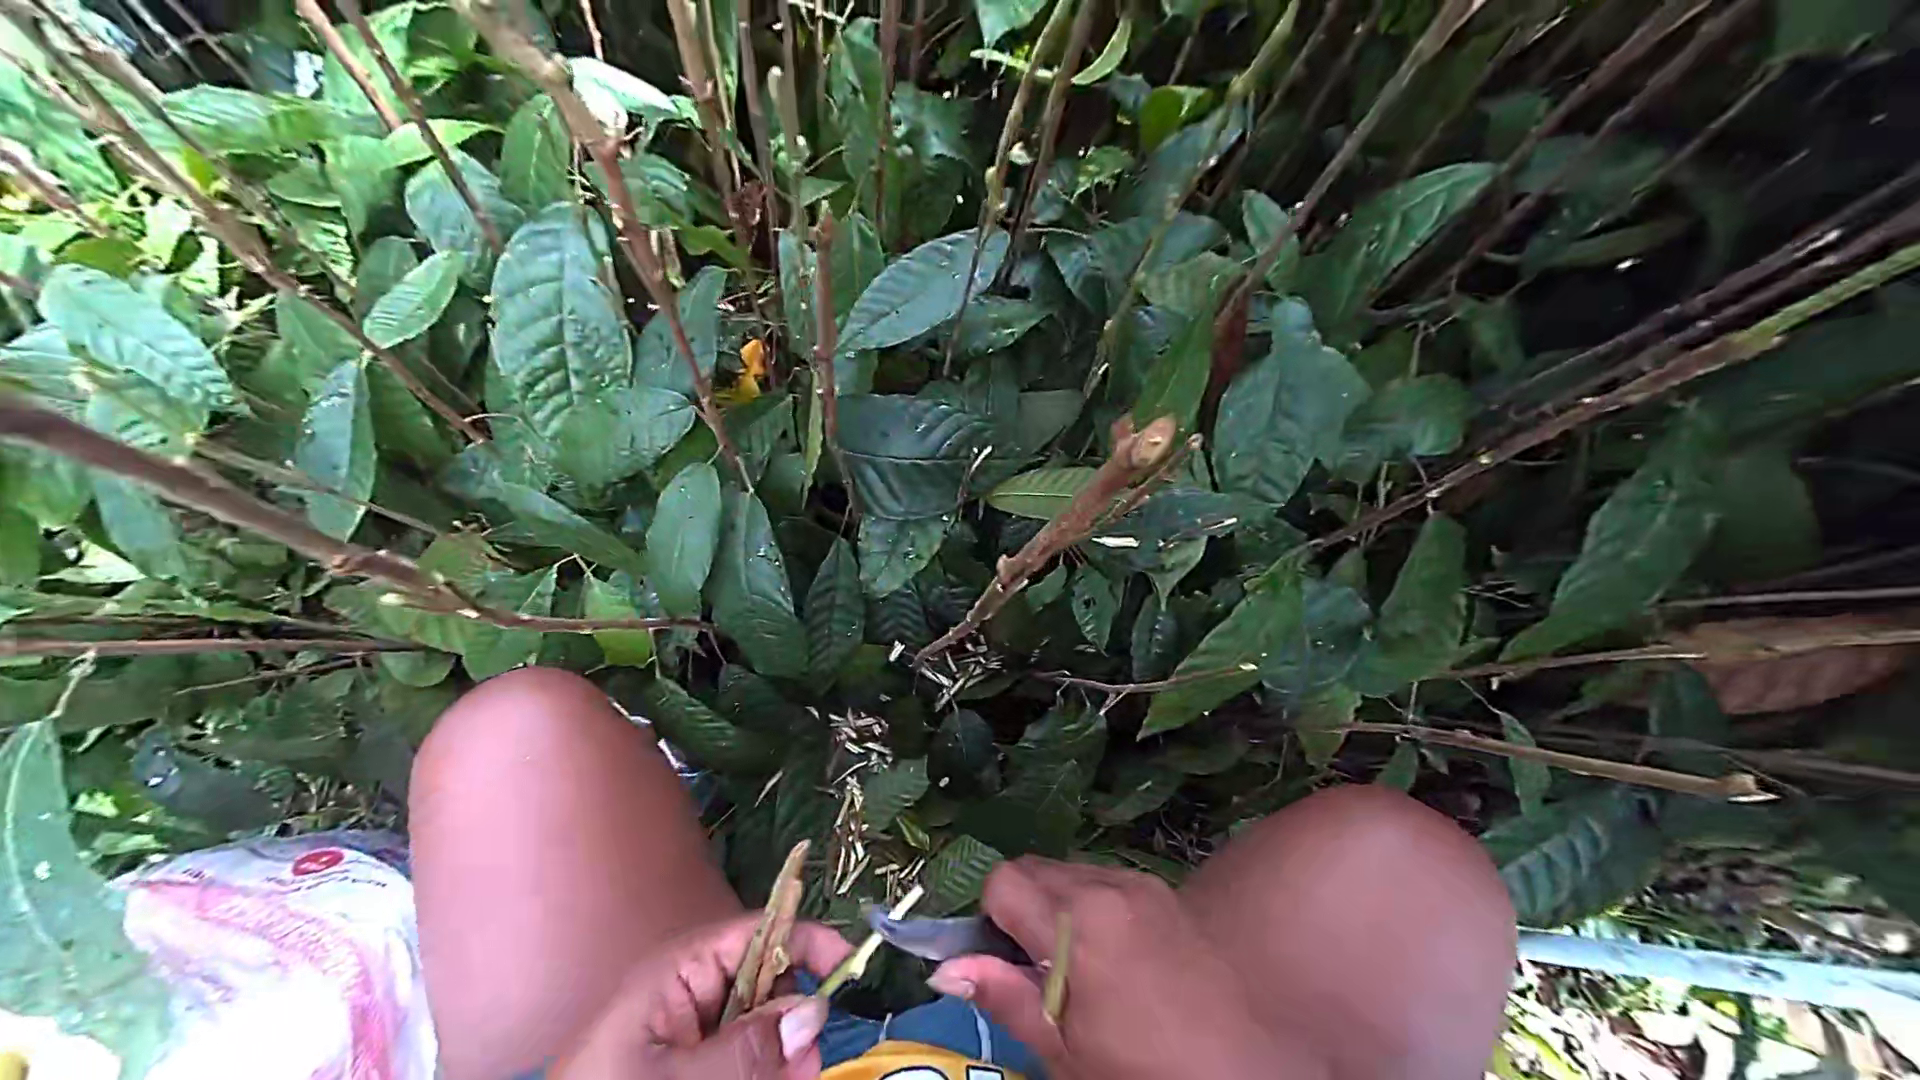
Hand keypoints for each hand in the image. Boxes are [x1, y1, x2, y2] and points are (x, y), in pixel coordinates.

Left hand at [554, 913, 852, 1079]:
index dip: (808, 940)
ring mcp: (697, 1025)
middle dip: (794, 1021)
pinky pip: (746, 1056)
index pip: (762, 931)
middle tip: (805, 1069)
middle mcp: (697, 985)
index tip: (850, 967)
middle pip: (771, 982)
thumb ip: (746, 1050)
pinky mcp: (696, 1059)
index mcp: (686, 966)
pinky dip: (764, 1072)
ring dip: (781, 1058)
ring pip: (764, 1025)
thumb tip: (817, 1011)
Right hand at [928, 859, 1317, 1079]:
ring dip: (1051, 903)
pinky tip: (1111, 954)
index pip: (1002, 882)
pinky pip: (1098, 877)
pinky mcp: (1155, 884)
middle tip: (1036, 968)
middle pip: (1029, 868)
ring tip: (1077, 964)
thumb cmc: (1150, 1069)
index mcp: (1076, 923)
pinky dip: (1085, 903)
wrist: (1256, 1058)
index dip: (990, 919)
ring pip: (1062, 870)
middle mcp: (1101, 884)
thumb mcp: (1070, 1055)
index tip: (1005, 961)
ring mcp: (1133, 880)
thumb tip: (947, 969)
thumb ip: (1007, 999)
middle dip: (1017, 907)